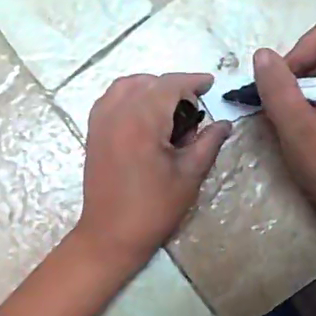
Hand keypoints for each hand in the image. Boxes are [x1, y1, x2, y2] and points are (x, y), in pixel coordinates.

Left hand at [75, 73, 231, 267]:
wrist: (110, 234)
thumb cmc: (153, 208)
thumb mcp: (189, 175)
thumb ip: (208, 143)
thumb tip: (224, 124)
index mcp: (141, 120)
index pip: (169, 85)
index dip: (192, 81)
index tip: (210, 84)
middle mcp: (116, 113)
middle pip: (148, 83)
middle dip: (172, 88)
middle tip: (192, 112)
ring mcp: (100, 122)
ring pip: (125, 87)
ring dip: (148, 89)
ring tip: (168, 112)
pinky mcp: (92, 133)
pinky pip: (109, 100)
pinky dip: (128, 98)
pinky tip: (143, 118)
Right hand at [253, 19, 315, 227]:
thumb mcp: (296, 127)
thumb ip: (277, 88)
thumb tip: (261, 55)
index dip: (296, 56)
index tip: (283, 92)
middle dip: (295, 68)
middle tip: (284, 103)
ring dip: (298, 84)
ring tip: (291, 115)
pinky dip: (307, 96)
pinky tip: (302, 122)